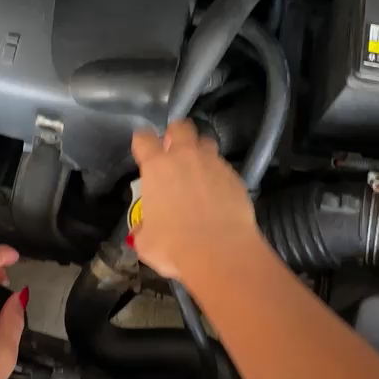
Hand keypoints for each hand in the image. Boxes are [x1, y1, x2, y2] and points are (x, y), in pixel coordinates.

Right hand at [129, 120, 266, 285]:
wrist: (220, 251)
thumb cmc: (174, 245)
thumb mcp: (146, 242)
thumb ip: (143, 229)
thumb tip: (142, 230)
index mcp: (157, 167)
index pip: (144, 139)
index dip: (142, 142)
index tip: (143, 150)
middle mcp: (185, 157)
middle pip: (181, 127)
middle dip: (176, 133)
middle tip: (175, 150)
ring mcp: (213, 164)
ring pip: (207, 142)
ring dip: (201, 151)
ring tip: (199, 170)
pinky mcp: (235, 177)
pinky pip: (224, 167)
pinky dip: (219, 175)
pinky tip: (219, 194)